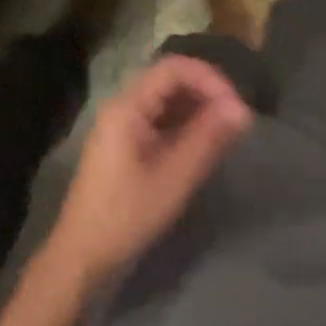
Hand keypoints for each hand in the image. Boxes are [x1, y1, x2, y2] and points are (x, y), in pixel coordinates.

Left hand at [43, 54, 252, 283]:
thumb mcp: (173, 178)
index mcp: (127, 107)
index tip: (237, 106)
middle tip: (236, 119)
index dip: (210, 79)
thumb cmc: (126, 216)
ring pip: (166, 101)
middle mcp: (122, 107)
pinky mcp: (125, 146)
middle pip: (170, 80)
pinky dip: (184, 126)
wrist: (82, 256)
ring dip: (197, 109)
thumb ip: (208, 139)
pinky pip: (159, 121)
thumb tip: (243, 109)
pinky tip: (203, 145)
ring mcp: (122, 126)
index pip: (174, 68)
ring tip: (226, 132)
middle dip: (206, 92)